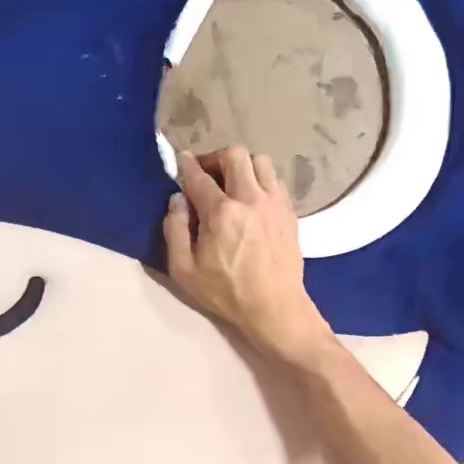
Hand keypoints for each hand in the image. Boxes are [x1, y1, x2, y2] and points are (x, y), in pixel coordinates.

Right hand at [163, 147, 334, 362]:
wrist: (275, 308)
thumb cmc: (226, 292)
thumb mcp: (184, 270)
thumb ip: (174, 229)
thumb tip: (177, 199)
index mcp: (221, 212)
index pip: (199, 176)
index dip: (186, 164)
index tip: (181, 159)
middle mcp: (250, 198)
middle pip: (234, 155)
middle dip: (215, 157)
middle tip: (206, 173)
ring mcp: (274, 202)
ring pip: (260, 161)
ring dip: (242, 165)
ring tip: (232, 182)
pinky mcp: (290, 211)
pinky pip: (275, 179)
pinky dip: (261, 179)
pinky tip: (252, 197)